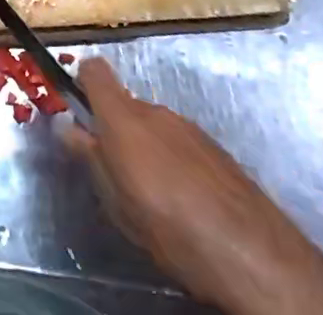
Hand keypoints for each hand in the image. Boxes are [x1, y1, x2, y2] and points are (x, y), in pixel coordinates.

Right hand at [64, 59, 322, 314]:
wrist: (252, 252)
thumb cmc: (168, 225)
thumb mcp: (114, 199)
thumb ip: (89, 158)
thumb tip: (70, 130)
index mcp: (122, 117)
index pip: (94, 71)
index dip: (82, 82)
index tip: (78, 108)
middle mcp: (155, 111)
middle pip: (125, 104)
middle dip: (116, 129)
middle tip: (114, 170)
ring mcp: (189, 127)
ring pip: (154, 125)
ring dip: (146, 147)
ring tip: (152, 193)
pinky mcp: (215, 147)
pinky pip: (180, 142)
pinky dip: (173, 159)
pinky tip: (183, 198)